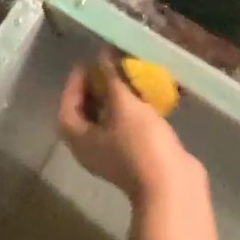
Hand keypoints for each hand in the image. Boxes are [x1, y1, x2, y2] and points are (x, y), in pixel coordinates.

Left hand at [58, 55, 199, 202]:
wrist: (172, 186)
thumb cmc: (140, 144)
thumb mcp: (124, 105)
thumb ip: (112, 78)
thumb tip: (103, 53)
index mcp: (80, 139)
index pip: (67, 106)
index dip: (75, 83)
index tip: (88, 62)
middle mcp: (91, 149)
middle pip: (86, 114)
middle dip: (95, 88)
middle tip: (107, 67)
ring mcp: (114, 155)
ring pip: (108, 120)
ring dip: (115, 98)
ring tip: (126, 76)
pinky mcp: (135, 156)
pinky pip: (126, 127)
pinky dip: (131, 110)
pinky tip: (145, 95)